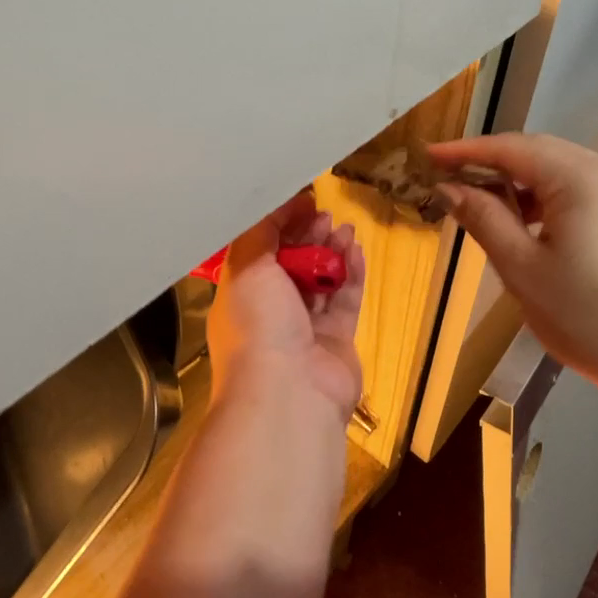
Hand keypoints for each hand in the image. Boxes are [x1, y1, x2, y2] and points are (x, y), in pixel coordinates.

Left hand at [207, 191, 365, 419]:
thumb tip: (280, 205)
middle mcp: (270, 311)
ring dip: (331, 252)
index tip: (300, 202)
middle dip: (307, 236)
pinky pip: (345, 299)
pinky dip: (351, 273)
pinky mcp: (337, 340)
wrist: (288, 395)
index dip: (278, 225)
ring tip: (344, 228)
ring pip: (321, 280)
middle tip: (325, 215)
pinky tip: (356, 250)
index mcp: (240, 295)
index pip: (259, 251)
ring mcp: (304, 328)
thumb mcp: (246, 267)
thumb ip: (260, 232)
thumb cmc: (257, 325)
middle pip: (292, 264)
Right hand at [428, 133, 597, 394]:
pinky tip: (537, 228)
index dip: (467, 150)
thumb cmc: (591, 319)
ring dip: (525, 183)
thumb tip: (450, 188)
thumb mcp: (524, 270)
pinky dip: (555, 200)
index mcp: (584, 179)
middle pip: (544, 153)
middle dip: (496, 163)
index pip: (514, 147)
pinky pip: (591, 193)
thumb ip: (485, 219)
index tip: (429, 154)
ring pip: (569, 173)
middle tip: (453, 179)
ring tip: (489, 207)